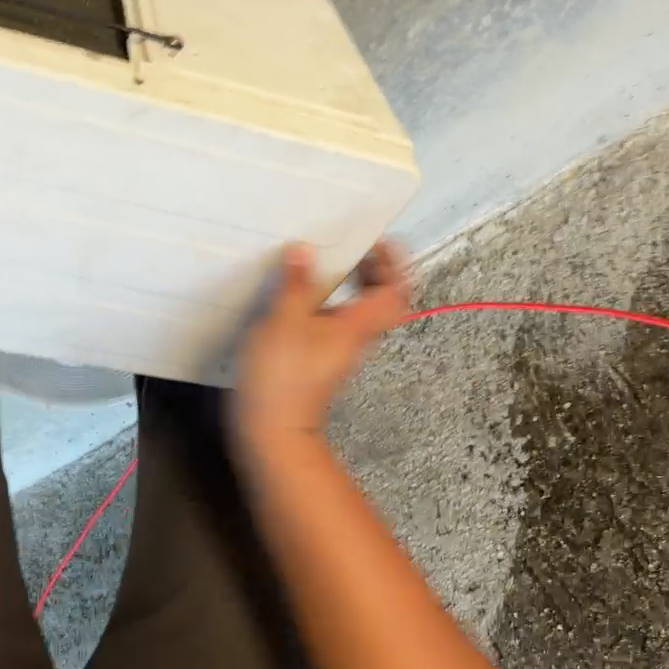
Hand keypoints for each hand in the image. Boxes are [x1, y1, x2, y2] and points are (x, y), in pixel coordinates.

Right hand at [233, 241, 411, 446]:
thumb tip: (303, 250)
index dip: (393, 262)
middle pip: (382, 299)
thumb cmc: (282, 374)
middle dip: (373, 269)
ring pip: (359, 311)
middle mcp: (356, 337)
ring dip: (350, 284)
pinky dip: (328, 303)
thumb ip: (296, 285)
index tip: (374, 240)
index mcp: (358, 325)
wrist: (272, 428)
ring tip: (322, 264)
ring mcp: (339, 351)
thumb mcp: (284, 322)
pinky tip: (299, 297)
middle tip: (350, 248)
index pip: (395, 290)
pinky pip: (336, 323)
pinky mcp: (320, 360)